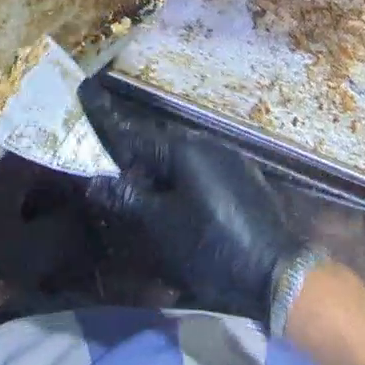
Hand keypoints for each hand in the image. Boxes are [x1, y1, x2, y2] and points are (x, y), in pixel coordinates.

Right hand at [80, 78, 316, 328]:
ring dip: (160, 170)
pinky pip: (202, 169)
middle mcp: (207, 144)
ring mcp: (231, 159)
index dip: (107, 117)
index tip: (86, 90)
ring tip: (143, 191)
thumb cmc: (212, 246)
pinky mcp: (245, 179)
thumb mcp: (161, 226)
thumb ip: (127, 198)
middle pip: (159, 144)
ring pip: (182, 158)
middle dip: (134, 154)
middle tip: (112, 168)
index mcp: (184, 149)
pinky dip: (183, 179)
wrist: (278, 273)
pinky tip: (179, 202)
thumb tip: (95, 182)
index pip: (134, 131)